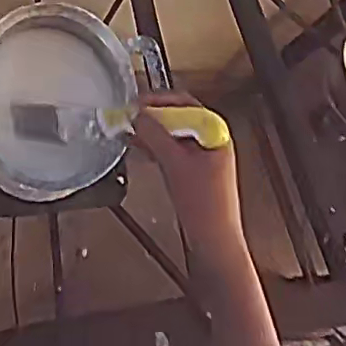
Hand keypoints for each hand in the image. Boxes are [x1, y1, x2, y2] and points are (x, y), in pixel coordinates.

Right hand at [129, 91, 242, 244]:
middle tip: (131, 116)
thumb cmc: (203, 204)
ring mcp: (204, 155)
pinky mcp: (195, 171)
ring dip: (153, 131)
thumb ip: (154, 135)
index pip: (184, 102)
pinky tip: (141, 148)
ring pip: (174, 133)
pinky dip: (157, 147)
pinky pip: (173, 150)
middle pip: (178, 116)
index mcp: (214, 130)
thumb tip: (136, 115)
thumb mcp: (174, 164)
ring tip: (131, 131)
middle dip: (153, 115)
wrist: (215, 246)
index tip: (136, 104)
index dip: (158, 100)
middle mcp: (211, 138)